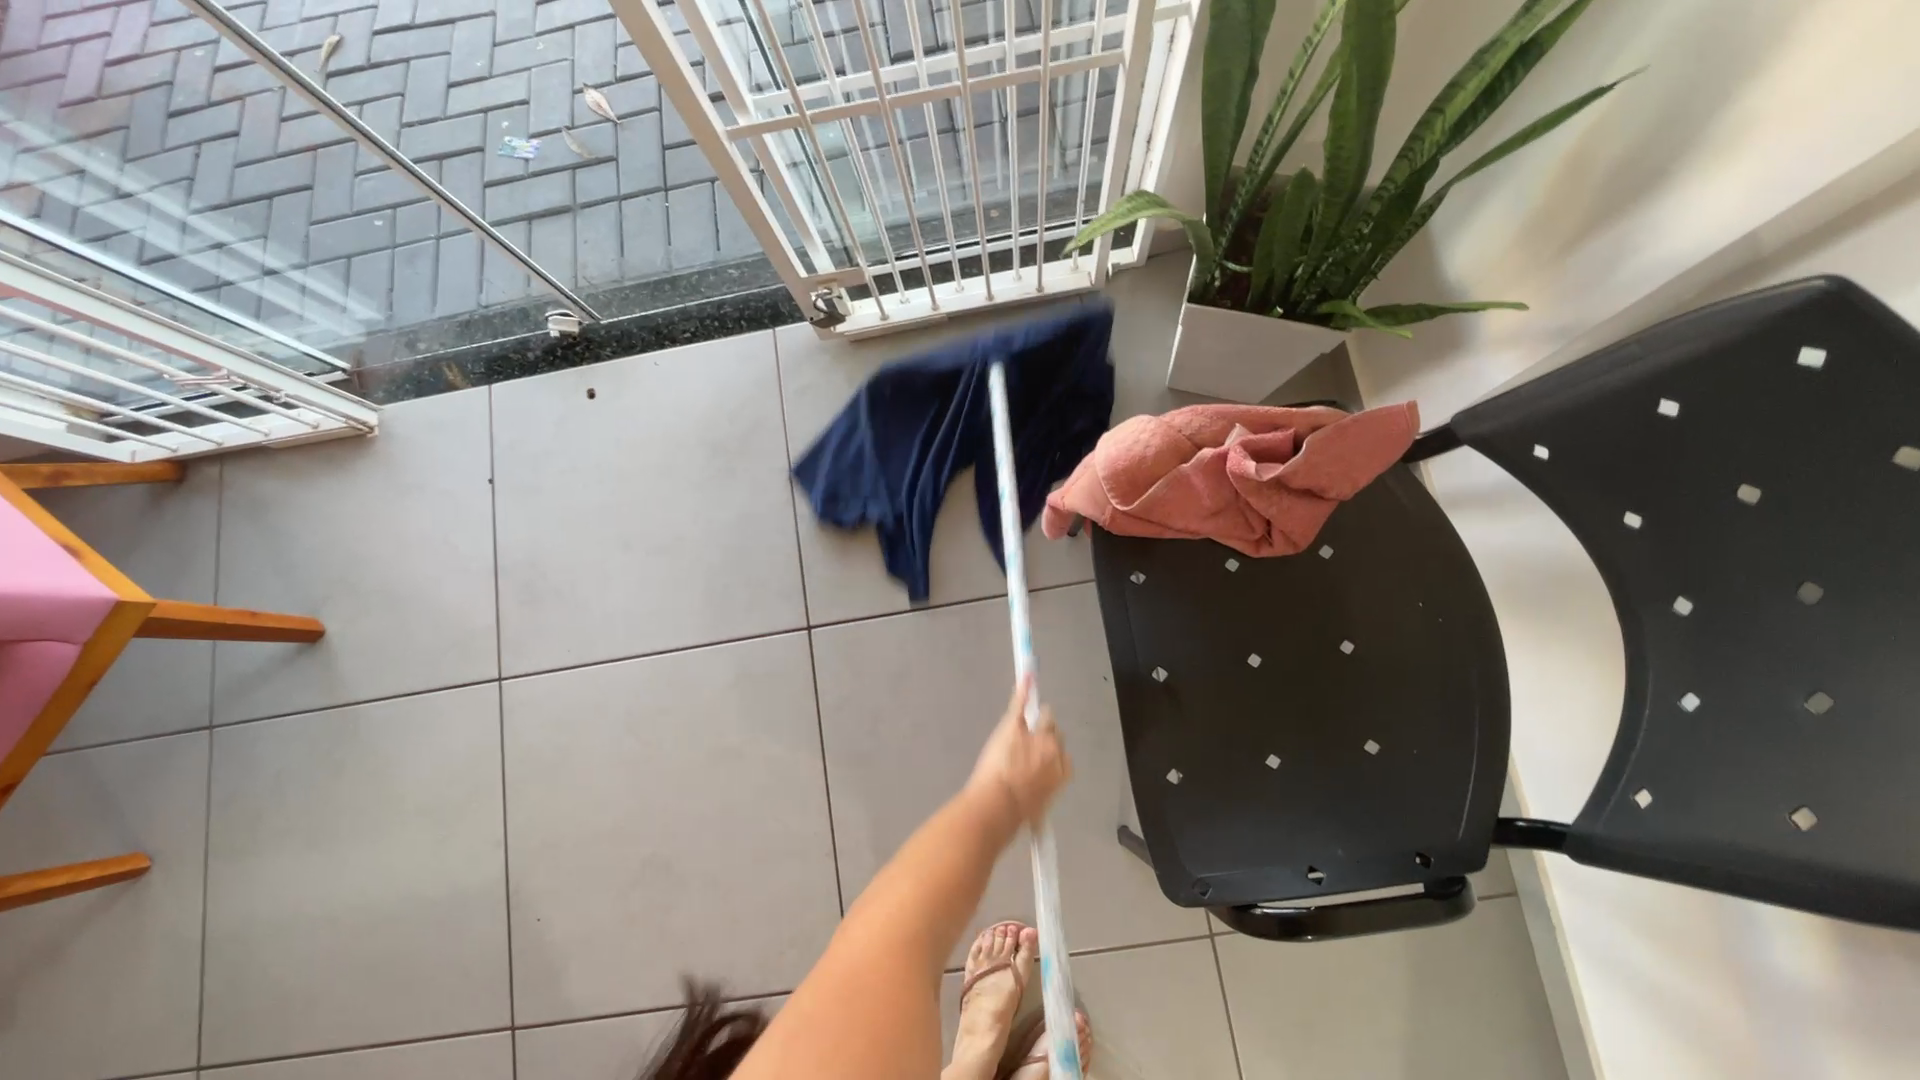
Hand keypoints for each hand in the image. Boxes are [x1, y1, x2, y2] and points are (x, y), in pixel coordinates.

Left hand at [967, 675, 1070, 824]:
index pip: (1064, 755)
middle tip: (1029, 743)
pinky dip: (1024, 688)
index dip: (1051, 755)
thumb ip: (1039, 797)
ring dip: (1037, 718)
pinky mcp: (1015, 725)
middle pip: (1056, 734)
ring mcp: (1035, 735)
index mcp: (1062, 773)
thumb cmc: (1016, 812)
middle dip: (1045, 736)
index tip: (1041, 759)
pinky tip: (1026, 676)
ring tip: (1025, 722)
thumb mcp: (1035, 809)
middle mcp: (1054, 751)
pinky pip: (1022, 703)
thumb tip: (1037, 811)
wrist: (999, 804)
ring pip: (1044, 719)